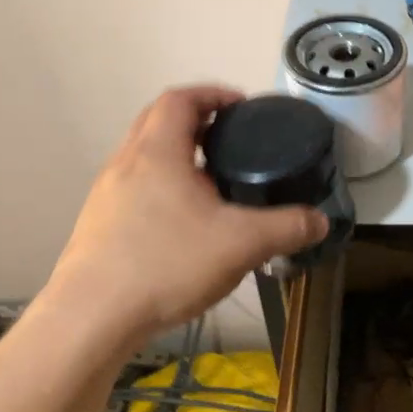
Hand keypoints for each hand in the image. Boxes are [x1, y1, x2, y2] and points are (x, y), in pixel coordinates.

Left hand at [40, 86, 326, 340]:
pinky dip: (163, 190)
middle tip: (232, 139)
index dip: (212, 94)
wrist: (92, 317)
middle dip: (196, 122)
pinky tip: (186, 226)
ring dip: (177, 158)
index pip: (180, 99)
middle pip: (158, 123)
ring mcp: (107, 196)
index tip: (241, 105)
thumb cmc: (166, 264)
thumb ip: (287, 228)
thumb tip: (320, 221)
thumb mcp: (241, 244)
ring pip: (144, 159)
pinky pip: (136, 191)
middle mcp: (126, 164)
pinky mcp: (99, 226)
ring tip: (214, 184)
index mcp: (157, 152)